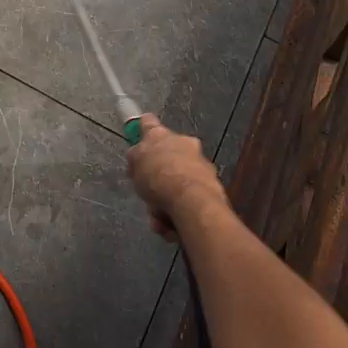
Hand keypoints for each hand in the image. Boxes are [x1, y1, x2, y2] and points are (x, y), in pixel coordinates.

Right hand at [125, 114, 226, 240]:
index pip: (148, 123)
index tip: (139, 133)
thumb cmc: (158, 177)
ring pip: (178, 181)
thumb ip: (137, 159)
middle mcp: (184, 144)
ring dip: (167, 200)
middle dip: (159, 176)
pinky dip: (179, 210)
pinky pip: (189, 198)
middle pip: (167, 157)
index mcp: (160, 135)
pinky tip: (170, 225)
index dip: (142, 128)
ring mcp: (200, 164)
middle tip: (150, 193)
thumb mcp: (135, 167)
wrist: (191, 200)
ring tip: (158, 217)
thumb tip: (138, 156)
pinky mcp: (212, 186)